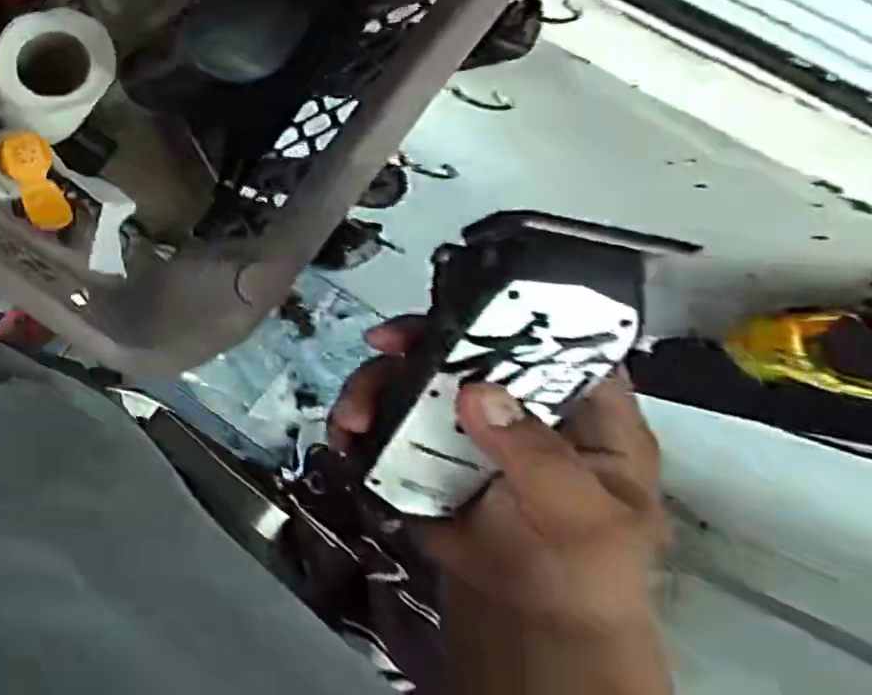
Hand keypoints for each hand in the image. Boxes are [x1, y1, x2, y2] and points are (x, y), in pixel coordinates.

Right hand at [331, 318, 666, 635]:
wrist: (520, 613)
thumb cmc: (577, 568)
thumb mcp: (579, 515)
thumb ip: (538, 456)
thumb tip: (478, 392)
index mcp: (581, 414)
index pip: (555, 345)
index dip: (512, 319)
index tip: (460, 315)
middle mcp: (520, 404)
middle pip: (462, 349)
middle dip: (413, 344)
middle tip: (379, 348)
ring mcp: (465, 422)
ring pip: (412, 375)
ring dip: (373, 386)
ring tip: (354, 419)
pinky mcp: (422, 441)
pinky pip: (384, 411)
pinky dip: (359, 416)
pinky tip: (347, 435)